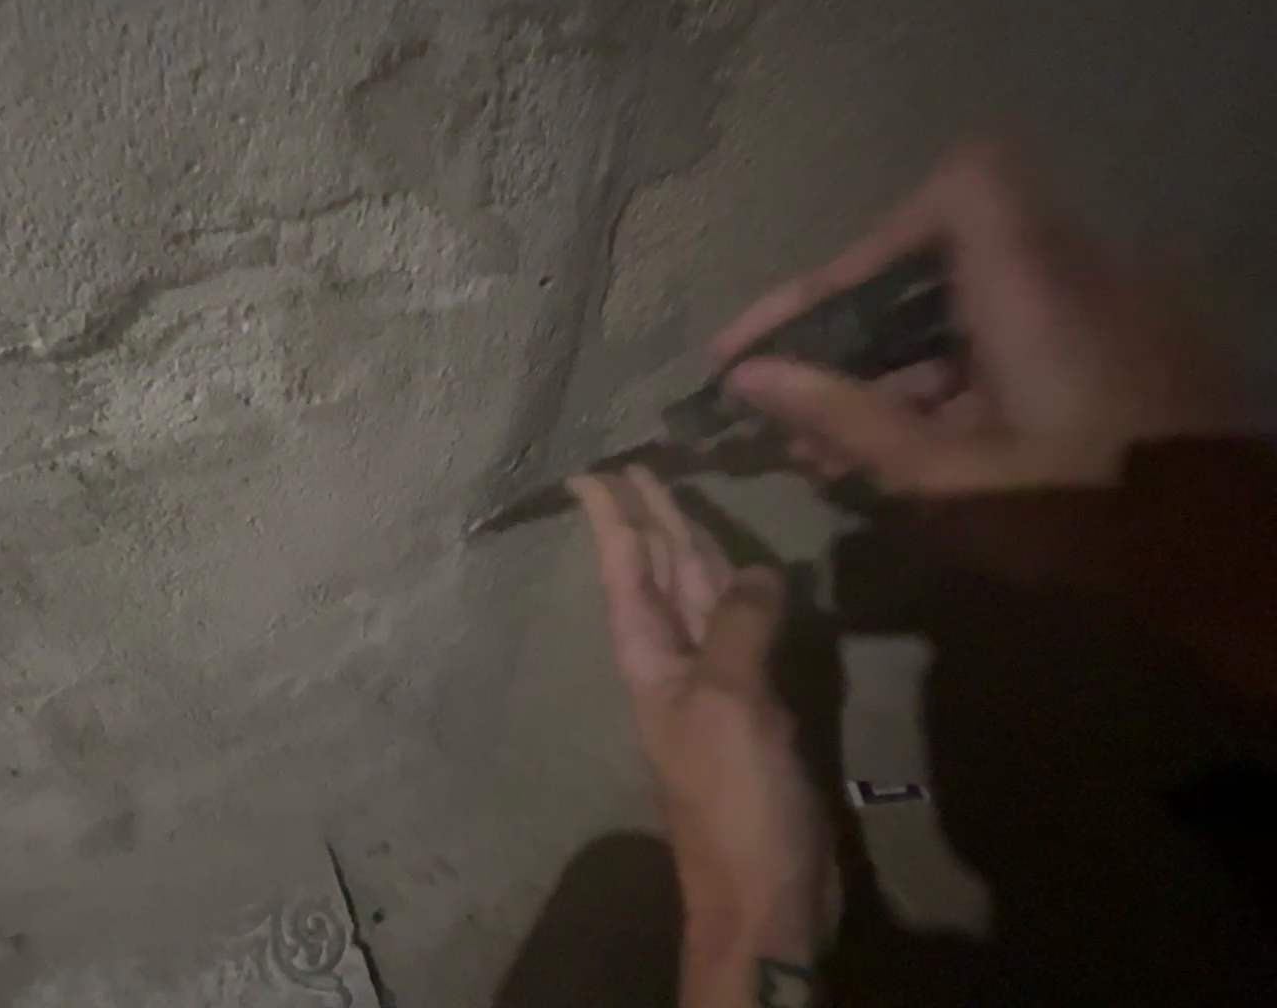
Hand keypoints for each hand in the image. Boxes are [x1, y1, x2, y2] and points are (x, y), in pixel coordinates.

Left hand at [570, 467, 833, 1006]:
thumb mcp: (727, 703)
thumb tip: (754, 569)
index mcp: (647, 647)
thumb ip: (735, 627)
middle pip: (656, 565)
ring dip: (684, 541)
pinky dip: (737, 590)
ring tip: (675, 496)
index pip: (623, 562)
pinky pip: (737, 623)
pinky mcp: (751, 693)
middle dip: (647, 514)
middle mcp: (672, 650)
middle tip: (634, 464)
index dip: (609, 515)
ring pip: (694, 587)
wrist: (762, 884)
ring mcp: (711, 670)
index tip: (587, 472)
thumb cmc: (730, 796)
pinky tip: (742, 566)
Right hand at [711, 141, 1240, 493]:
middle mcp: (1069, 283)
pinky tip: (865, 453)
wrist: (1232, 572)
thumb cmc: (1082, 514)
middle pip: (926, 264)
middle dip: (832, 320)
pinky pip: (982, 349)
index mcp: (1040, 289)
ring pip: (944, 316)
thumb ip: (836, 414)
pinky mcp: (1091, 362)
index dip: (876, 235)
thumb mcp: (941, 473)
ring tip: (803, 443)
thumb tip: (740, 375)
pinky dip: (917, 387)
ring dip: (865, 368)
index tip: (806, 312)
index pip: (962, 187)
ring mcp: (1084, 323)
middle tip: (761, 375)